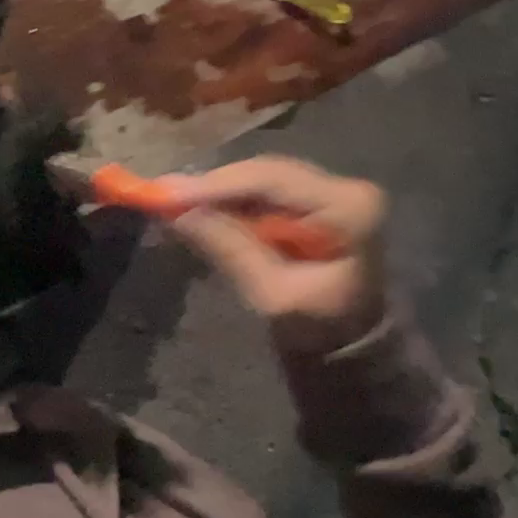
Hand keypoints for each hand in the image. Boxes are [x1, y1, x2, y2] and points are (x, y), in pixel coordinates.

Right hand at [160, 156, 387, 356]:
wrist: (353, 345)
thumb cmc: (319, 327)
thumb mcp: (271, 294)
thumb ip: (229, 248)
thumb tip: (179, 213)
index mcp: (349, 207)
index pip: (273, 179)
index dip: (217, 184)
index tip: (169, 192)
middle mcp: (345, 187)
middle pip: (266, 172)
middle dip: (214, 185)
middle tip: (163, 194)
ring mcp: (333, 191)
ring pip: (263, 178)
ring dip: (220, 191)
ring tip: (176, 200)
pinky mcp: (318, 200)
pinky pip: (267, 191)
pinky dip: (233, 200)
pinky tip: (202, 206)